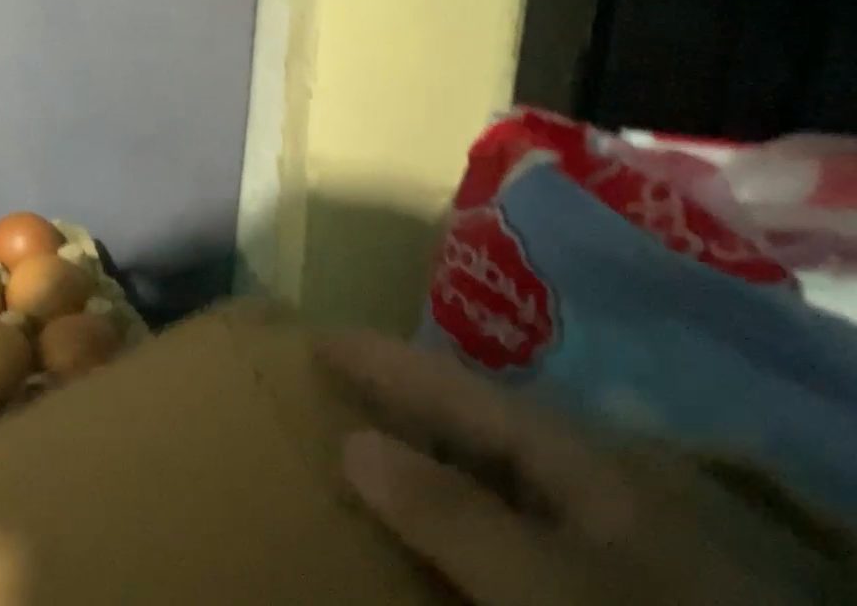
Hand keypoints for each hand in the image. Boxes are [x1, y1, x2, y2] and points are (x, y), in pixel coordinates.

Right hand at [318, 332, 856, 604]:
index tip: (315, 335)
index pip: (458, 388)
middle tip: (329, 382)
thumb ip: (451, 512)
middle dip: (398, 396)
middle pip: (472, 420)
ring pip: (488, 469)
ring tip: (361, 436)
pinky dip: (451, 502)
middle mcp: (584, 476)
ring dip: (422, 450)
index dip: (383, 359)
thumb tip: (353, 442)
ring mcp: (597, 524)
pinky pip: (501, 516)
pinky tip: (429, 516)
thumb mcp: (545, 577)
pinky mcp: (595, 568)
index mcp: (575, 455)